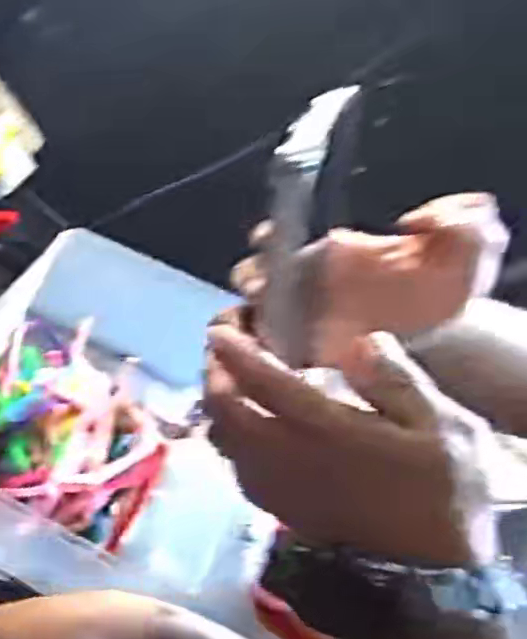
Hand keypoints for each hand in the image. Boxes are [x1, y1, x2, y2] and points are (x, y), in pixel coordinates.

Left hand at [204, 324, 496, 565]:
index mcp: (322, 428)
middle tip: (220, 340)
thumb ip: (398, 383)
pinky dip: (222, 418)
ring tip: (225, 366)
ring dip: (213, 392)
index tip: (218, 328)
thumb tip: (364, 342)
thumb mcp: (443, 428)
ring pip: (215, 423)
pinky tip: (238, 403)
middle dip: (213, 367)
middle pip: (220, 401)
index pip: (263, 381)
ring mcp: (255, 470)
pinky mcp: (251, 486)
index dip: (236, 352)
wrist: (405, 555)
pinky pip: (224, 444)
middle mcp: (273, 448)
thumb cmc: (439, 486)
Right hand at [232, 193, 508, 365]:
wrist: (437, 338)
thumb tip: (412, 220)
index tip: (270, 235)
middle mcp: (290, 287)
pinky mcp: (273, 354)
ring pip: (232, 317)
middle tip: (265, 289)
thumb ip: (457, 220)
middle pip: (247, 278)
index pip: (279, 240)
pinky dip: (235, 350)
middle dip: (249, 279)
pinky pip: (237, 351)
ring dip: (236, 320)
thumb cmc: (446, 288)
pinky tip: (254, 350)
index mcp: (323, 255)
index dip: (268, 236)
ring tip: (261, 325)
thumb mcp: (471, 245)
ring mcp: (277, 322)